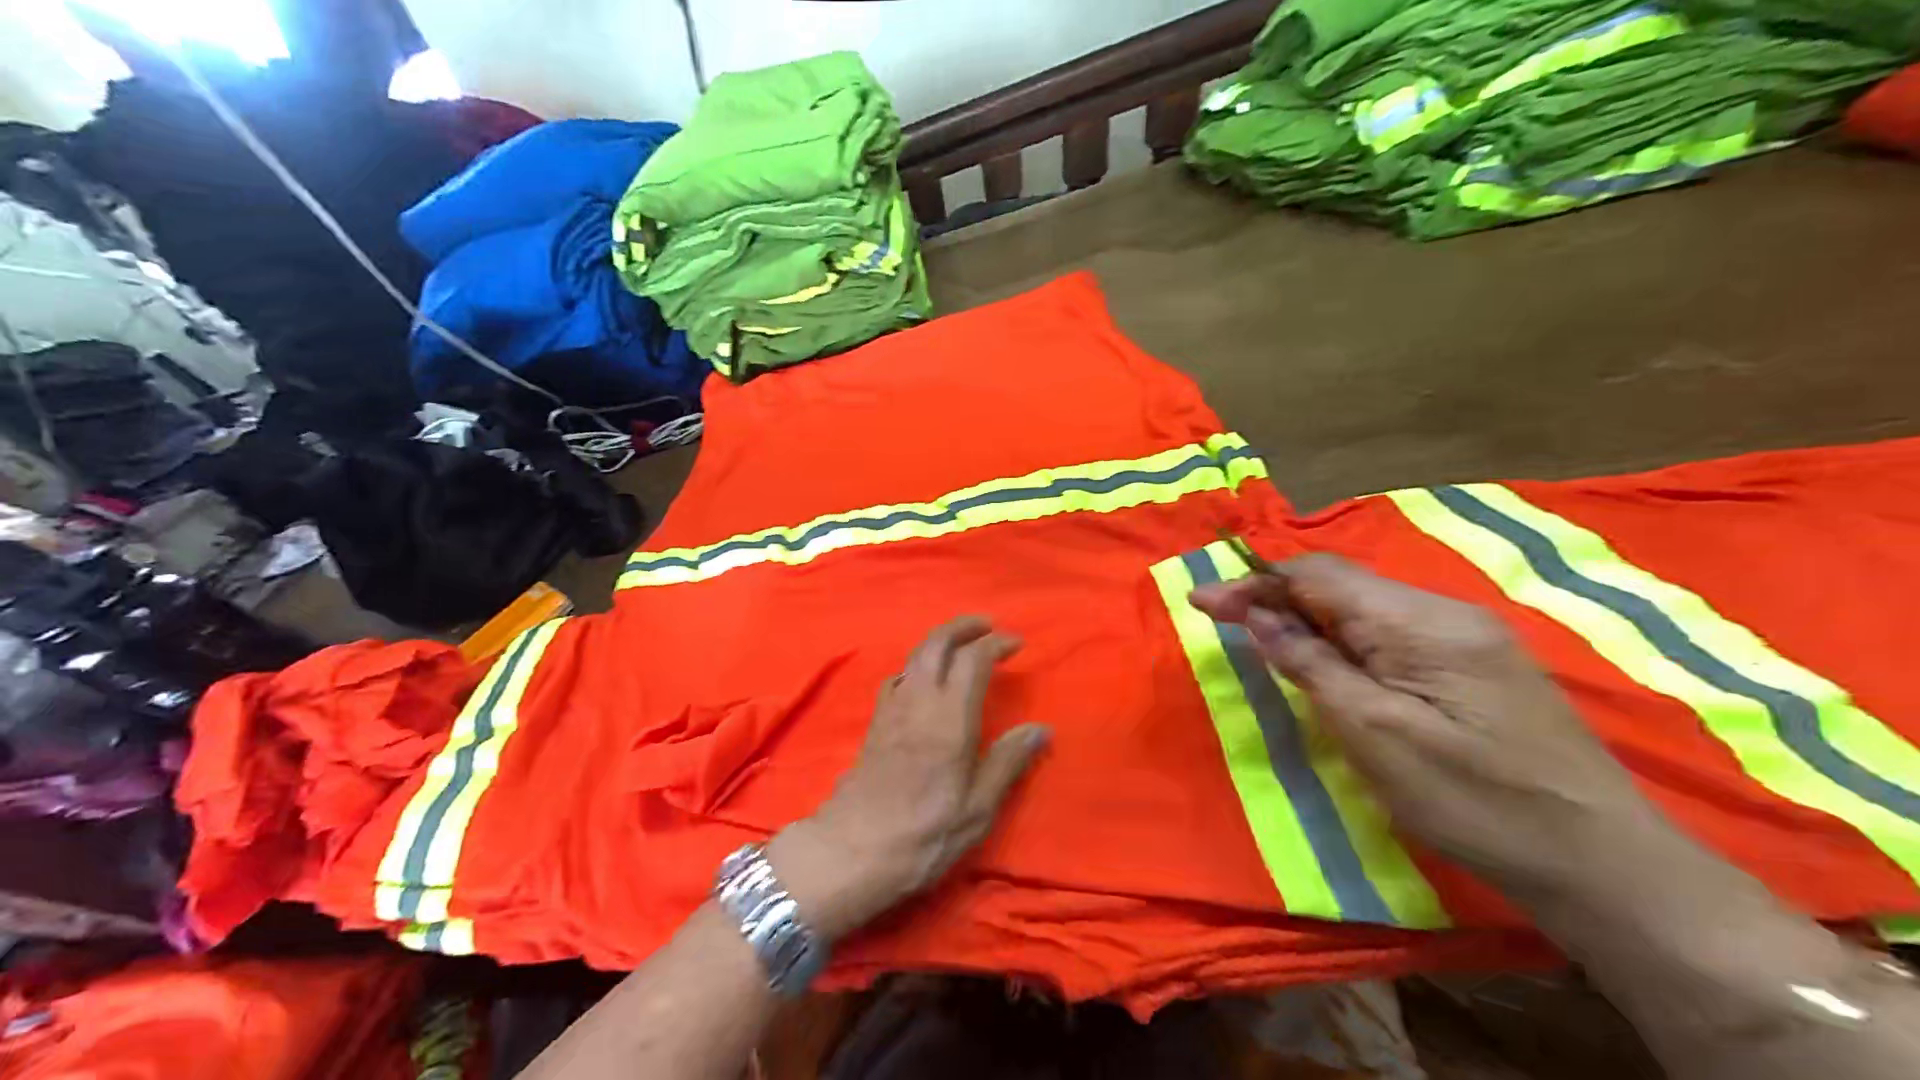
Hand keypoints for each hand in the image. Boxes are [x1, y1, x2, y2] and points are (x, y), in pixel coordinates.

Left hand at [768, 617, 1049, 941]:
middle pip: (937, 643)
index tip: (1017, 644)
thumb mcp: (978, 808)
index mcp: (950, 717)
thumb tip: (1040, 728)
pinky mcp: (875, 724)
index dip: (996, 643)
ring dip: (939, 641)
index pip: (973, 659)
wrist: (853, 850)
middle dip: (963, 627)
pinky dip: (917, 666)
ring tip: (961, 647)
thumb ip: (1008, 762)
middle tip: (987, 627)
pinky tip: (924, 682)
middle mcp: (919, 701)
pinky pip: (899, 678)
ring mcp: (892, 709)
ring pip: (914, 656)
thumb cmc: (924, 834)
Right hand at [1190, 554, 1676, 904]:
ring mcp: (1467, 638)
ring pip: (1363, 608)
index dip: (1254, 582)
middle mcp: (1446, 613)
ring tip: (1260, 639)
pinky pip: (1389, 633)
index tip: (1199, 601)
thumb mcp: (1376, 736)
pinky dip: (1341, 639)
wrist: (1605, 866)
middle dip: (1274, 596)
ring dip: (1306, 618)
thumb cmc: (1477, 803)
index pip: (1319, 577)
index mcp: (1423, 623)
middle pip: (1340, 585)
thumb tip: (1261, 616)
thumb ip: (1313, 665)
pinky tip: (1325, 662)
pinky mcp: (1475, 666)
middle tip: (1220, 619)